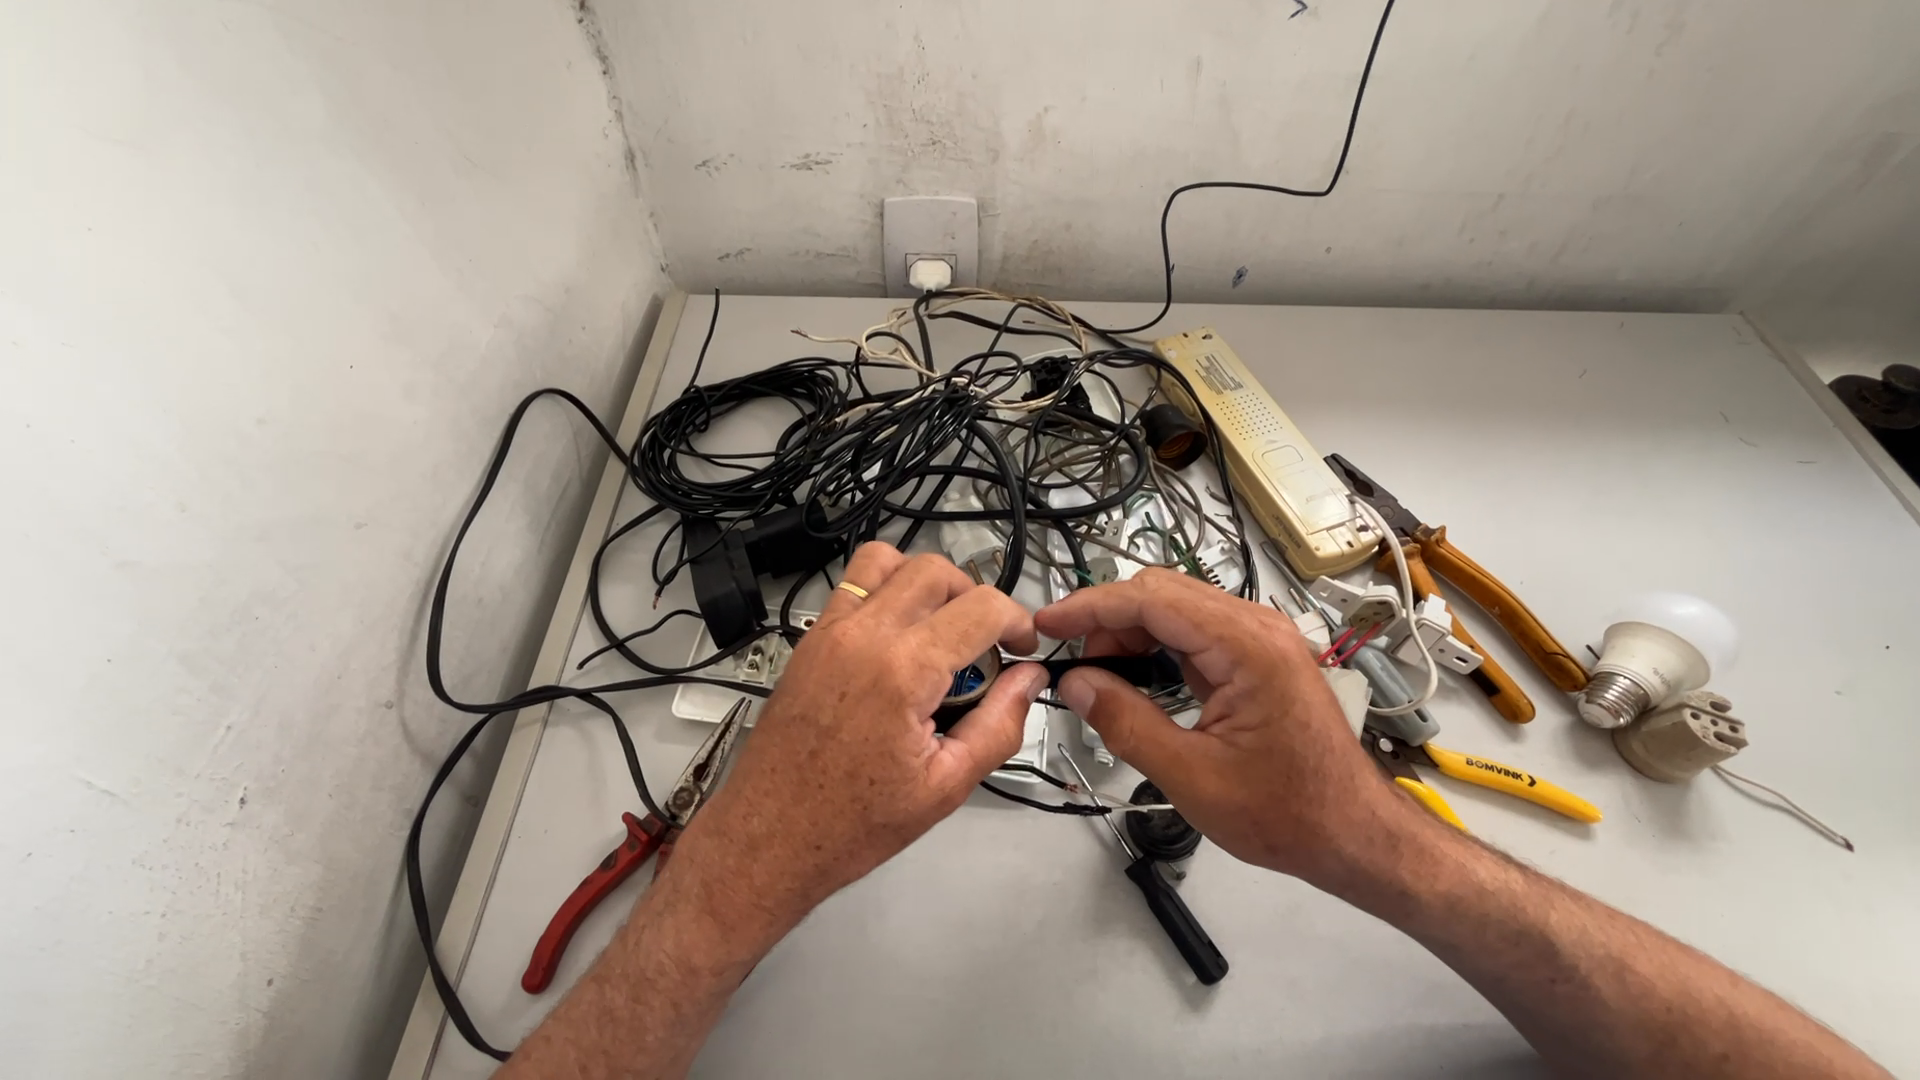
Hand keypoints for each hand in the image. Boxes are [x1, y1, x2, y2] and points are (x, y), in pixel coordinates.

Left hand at [666, 542, 1047, 936]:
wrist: (770, 837)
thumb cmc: (855, 822)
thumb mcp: (946, 786)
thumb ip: (999, 725)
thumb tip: (1029, 678)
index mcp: (904, 671)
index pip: (981, 607)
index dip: (1017, 622)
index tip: (1022, 650)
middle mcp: (865, 635)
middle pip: (937, 570)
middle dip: (976, 596)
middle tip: (986, 644)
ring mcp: (830, 630)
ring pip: (888, 559)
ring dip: (926, 581)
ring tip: (940, 627)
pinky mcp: (810, 640)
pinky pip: (852, 584)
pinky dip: (885, 589)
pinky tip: (898, 636)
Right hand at [1035, 568, 1414, 887]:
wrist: (1356, 834)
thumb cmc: (1283, 813)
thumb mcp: (1192, 777)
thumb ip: (1126, 723)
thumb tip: (1074, 683)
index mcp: (1246, 645)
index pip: (1151, 600)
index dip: (1090, 607)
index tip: (1045, 625)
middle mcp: (1256, 625)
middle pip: (1161, 592)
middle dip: (1107, 619)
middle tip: (1072, 664)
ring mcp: (1259, 637)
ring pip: (1174, 607)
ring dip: (1128, 631)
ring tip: (1097, 676)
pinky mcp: (1257, 654)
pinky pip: (1193, 630)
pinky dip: (1154, 643)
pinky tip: (1134, 675)